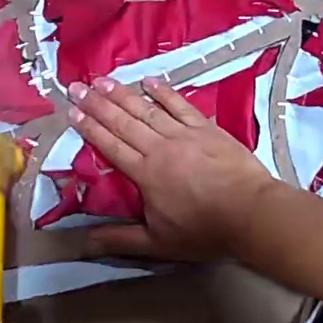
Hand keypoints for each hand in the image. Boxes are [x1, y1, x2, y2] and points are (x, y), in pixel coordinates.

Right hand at [67, 75, 283, 260]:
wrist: (251, 212)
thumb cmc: (204, 230)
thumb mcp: (158, 244)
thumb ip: (120, 239)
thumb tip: (83, 242)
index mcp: (145, 174)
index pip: (111, 146)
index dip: (90, 128)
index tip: (71, 112)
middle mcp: (160, 147)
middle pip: (123, 122)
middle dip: (97, 103)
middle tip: (77, 86)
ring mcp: (184, 134)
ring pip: (148, 109)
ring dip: (123, 93)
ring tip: (102, 79)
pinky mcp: (206, 128)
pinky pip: (180, 105)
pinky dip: (164, 92)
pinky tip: (149, 80)